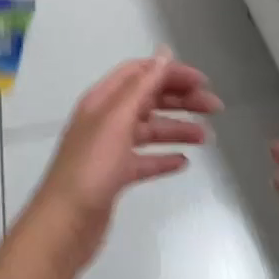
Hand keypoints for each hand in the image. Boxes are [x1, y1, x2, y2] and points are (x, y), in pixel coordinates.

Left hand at [25, 51, 223, 263]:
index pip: (141, 73)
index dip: (171, 72)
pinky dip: (164, 158)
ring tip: (207, 138)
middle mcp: (106, 120)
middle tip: (214, 108)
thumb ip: (142, 85)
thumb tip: (163, 53)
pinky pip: (145, 160)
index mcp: (103, 100)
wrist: (64, 225)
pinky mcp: (115, 177)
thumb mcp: (117, 119)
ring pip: (150, 130)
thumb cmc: (90, 167)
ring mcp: (110, 149)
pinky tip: (184, 162)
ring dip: (178, 129)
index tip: (202, 82)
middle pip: (149, 100)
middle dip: (181, 100)